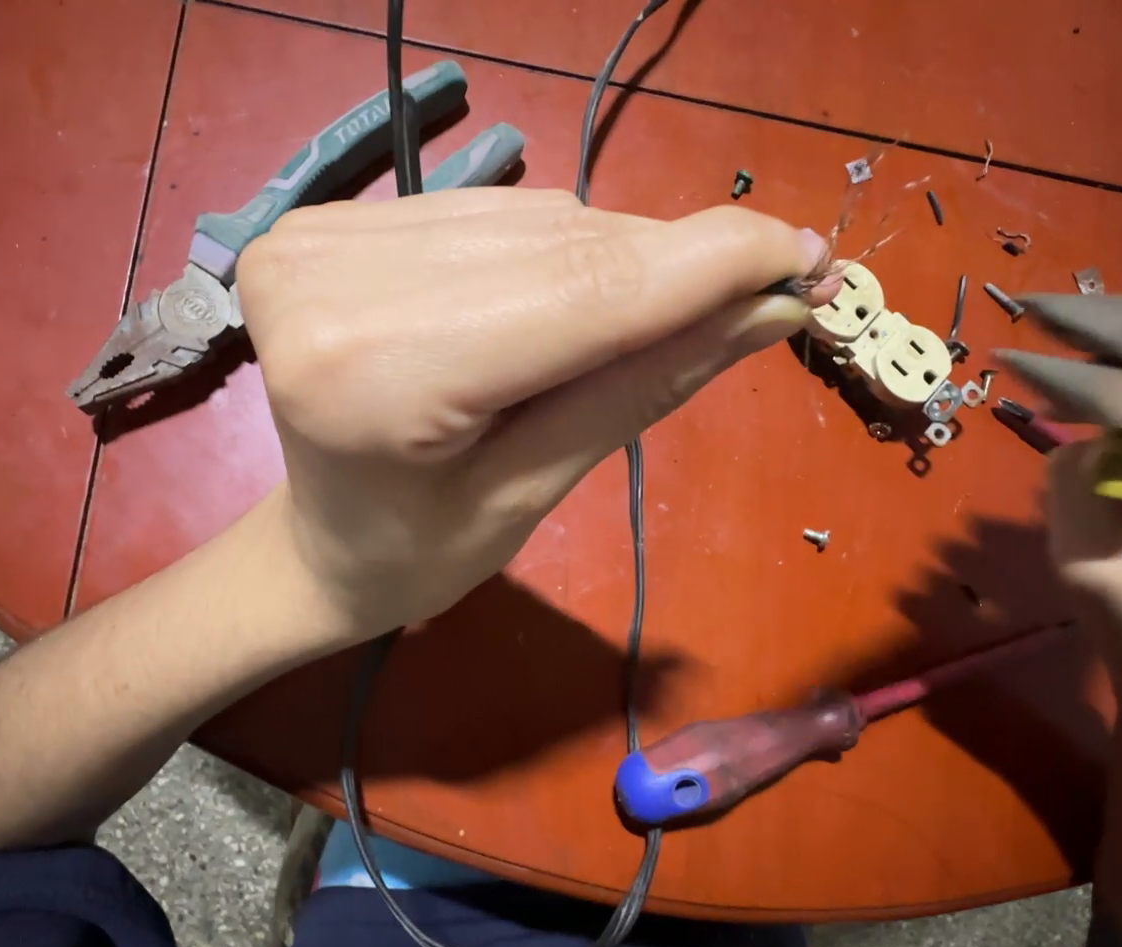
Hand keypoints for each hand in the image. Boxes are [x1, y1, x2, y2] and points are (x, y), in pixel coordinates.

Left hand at [234, 187, 830, 640]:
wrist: (317, 542)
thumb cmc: (420, 555)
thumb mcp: (533, 493)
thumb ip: (638, 391)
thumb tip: (764, 310)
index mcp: (379, 378)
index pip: (577, 296)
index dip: (703, 268)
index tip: (805, 257)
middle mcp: (334, 284)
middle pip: (558, 248)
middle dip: (674, 264)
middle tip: (767, 281)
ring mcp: (316, 239)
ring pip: (531, 221)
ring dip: (619, 257)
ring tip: (660, 310)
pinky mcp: (323, 224)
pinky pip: (487, 217)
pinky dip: (553, 248)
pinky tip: (574, 294)